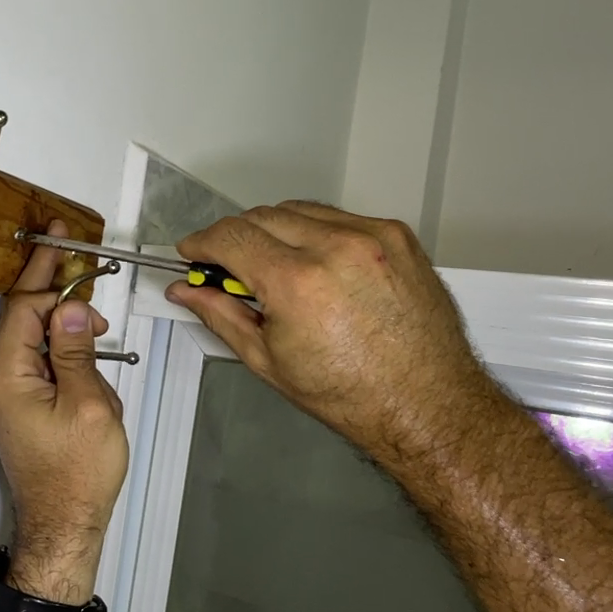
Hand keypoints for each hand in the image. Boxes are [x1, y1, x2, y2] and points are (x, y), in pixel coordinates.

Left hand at [0, 221, 128, 604]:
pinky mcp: (22, 405)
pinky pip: (40, 362)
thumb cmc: (78, 472)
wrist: (64, 524)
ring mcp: (8, 393)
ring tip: (100, 328)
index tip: (64, 239)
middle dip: (53, 286)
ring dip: (64, 324)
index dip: (46, 271)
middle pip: (23, 316)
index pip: (23, 307)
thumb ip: (75, 351)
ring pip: (34, 338)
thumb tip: (69, 307)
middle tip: (79, 258)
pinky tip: (91, 358)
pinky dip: (64, 350)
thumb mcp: (88, 405)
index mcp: (7, 374)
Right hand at [168, 202, 506, 468]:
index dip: (201, 243)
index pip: (230, 236)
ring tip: (271, 268)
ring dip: (271, 231)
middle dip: (233, 237)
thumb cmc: (353, 392)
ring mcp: (371, 237)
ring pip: (296, 210)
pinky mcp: (395, 235)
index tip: (193, 252)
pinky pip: (336, 217)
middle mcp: (337, 249)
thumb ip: (220, 314)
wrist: (424, 401)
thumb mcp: (267, 359)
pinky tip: (311, 263)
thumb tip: (188, 291)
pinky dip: (312, 232)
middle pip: (259, 217)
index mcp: (298, 283)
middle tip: (226, 268)